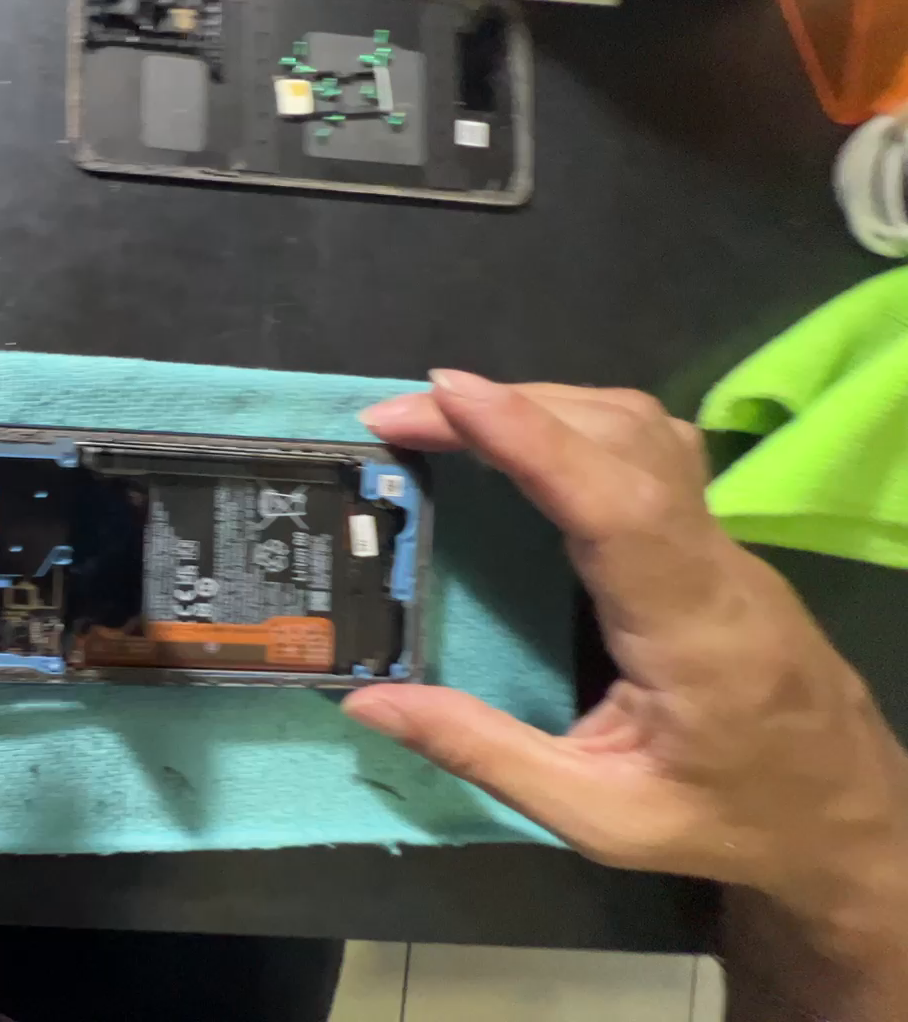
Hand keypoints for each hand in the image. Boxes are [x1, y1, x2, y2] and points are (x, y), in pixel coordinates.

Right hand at [348, 372, 907, 959]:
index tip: (448, 395)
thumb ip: (479, 752)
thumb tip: (364, 699)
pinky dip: (565, 418)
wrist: (861, 828)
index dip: (532, 439)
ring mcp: (720, 544)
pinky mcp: (705, 540)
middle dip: (502, 406)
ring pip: (638, 430)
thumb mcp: (596, 817)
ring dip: (533, 402)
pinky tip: (516, 433)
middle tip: (395, 415)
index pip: (617, 506)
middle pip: (621, 441)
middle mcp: (716, 567)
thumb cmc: (730, 824)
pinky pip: (642, 448)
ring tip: (437, 413)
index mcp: (694, 633)